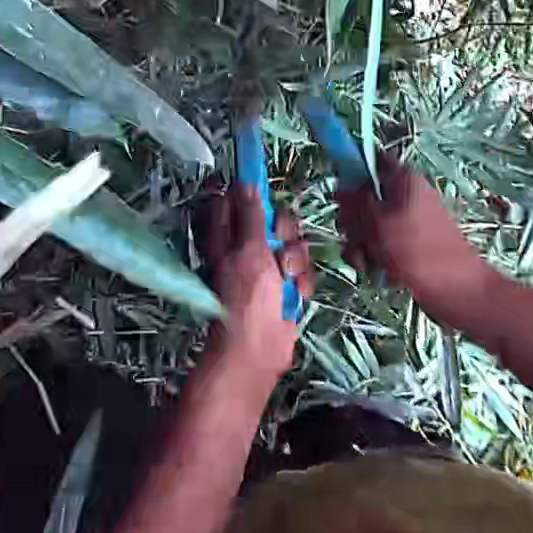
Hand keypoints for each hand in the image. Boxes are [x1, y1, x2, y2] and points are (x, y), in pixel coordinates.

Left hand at [204, 182, 312, 383]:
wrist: (259, 351)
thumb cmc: (247, 299)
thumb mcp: (249, 251)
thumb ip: (252, 216)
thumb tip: (246, 182)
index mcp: (229, 237)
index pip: (237, 202)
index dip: (252, 194)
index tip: (266, 194)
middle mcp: (249, 248)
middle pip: (275, 220)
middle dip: (284, 232)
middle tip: (279, 246)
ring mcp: (269, 268)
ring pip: (292, 244)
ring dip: (295, 261)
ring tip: (287, 279)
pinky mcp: (287, 286)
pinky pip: (302, 270)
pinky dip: (301, 282)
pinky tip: (296, 294)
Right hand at [336, 152, 492, 321]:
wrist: (460, 294)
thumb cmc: (419, 252)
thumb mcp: (378, 223)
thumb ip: (354, 201)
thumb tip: (339, 185)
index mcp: (403, 179)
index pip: (370, 159)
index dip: (350, 171)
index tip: (340, 194)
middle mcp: (405, 195)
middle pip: (363, 196)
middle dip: (353, 220)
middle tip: (355, 236)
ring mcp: (408, 221)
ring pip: (368, 224)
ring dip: (360, 244)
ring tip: (368, 262)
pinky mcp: (409, 246)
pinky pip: (380, 245)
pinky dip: (375, 258)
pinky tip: (378, 273)